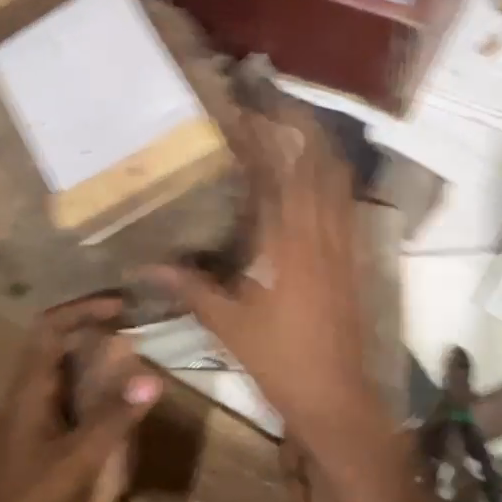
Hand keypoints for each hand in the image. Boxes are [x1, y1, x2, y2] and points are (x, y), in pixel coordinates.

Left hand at [0, 297, 161, 501]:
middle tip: (136, 323)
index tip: (124, 304)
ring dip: (94, 357)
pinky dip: (93, 388)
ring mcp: (30, 421)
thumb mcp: (78, 461)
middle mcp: (26, 397)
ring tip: (134, 353)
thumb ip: (114, 417)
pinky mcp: (38, 444)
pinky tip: (118, 402)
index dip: (85, 308)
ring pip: (62, 372)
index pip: (51, 327)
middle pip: (55, 344)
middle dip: (93, 327)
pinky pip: (68, 399)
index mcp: (28, 391)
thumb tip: (153, 375)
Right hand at [139, 104, 381, 453]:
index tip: (243, 110)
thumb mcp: (230, 325)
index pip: (281, 172)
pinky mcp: (354, 259)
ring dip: (319, 147)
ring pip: (339, 179)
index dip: (265, 136)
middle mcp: (324, 232)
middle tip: (272, 102)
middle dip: (301, 125)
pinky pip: (346, 203)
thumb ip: (191, 288)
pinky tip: (312, 179)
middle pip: (321, 161)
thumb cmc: (282, 361)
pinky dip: (330, 178)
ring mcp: (345, 244)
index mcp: (292, 242)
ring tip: (292, 126)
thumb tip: (147, 264)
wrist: (339, 399)